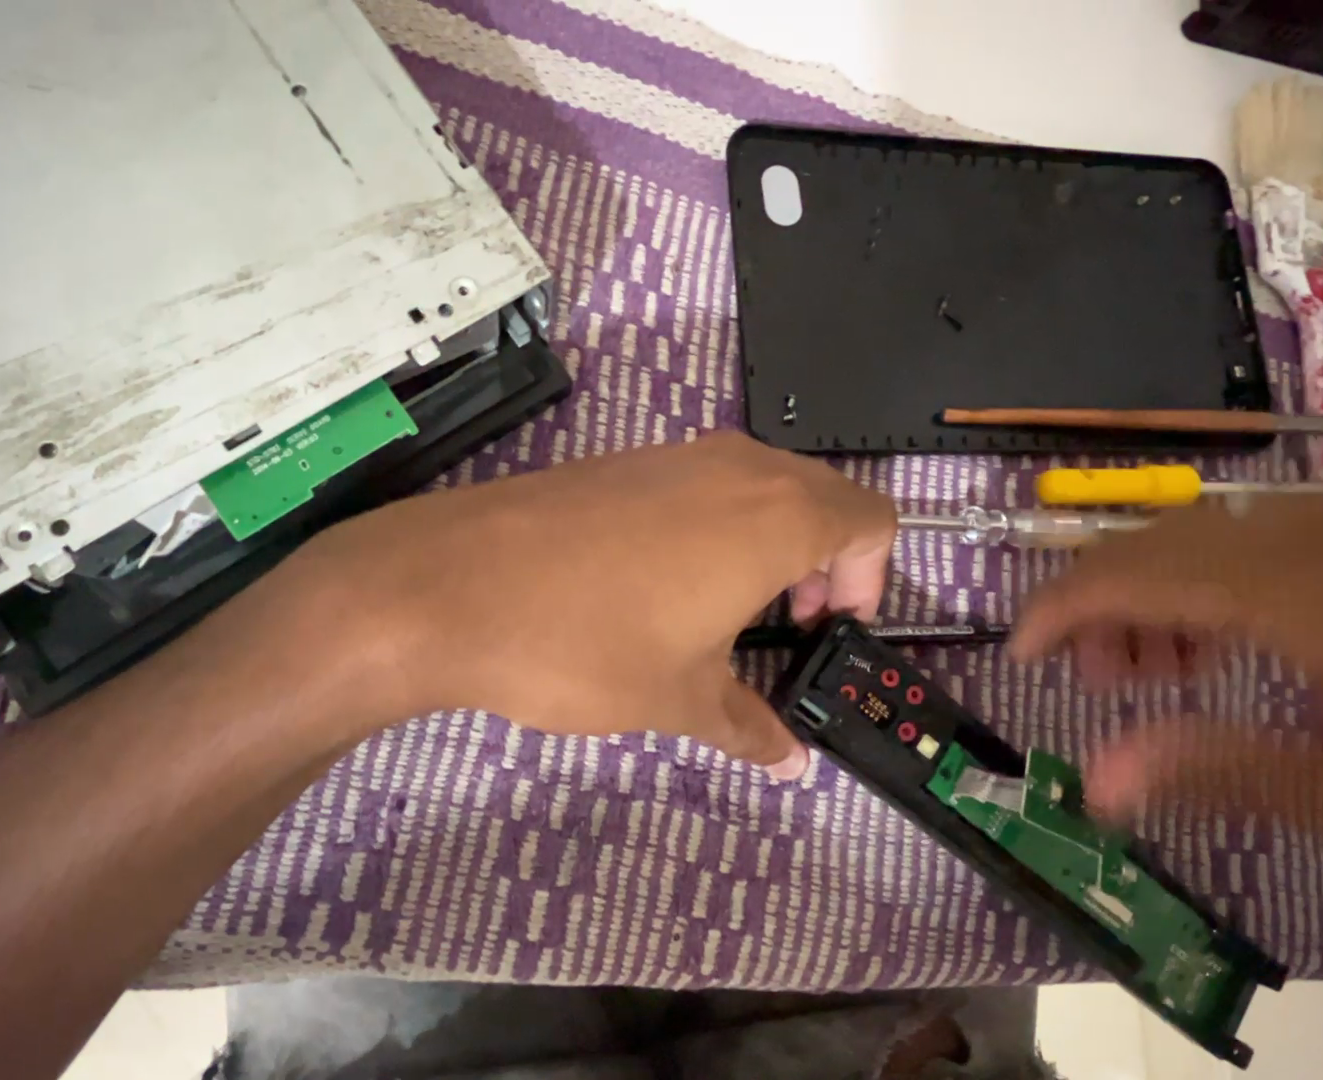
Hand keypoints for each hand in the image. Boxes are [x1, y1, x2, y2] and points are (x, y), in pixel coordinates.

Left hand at [270, 434, 896, 777]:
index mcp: (776, 515)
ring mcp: (674, 454)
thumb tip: (791, 766)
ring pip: (759, 487)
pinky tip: (656, 585)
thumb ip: (749, 728)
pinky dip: (712, 527)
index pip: (872, 520)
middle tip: (780, 626)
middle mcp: (736, 467)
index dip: (868, 578)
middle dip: (822, 564)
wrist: (450, 586)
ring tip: (718, 611)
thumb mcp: (680, 698)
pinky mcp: (623, 461)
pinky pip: (701, 485)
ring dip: (766, 544)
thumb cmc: (587, 644)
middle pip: (820, 498)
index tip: (821, 630)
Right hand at [1009, 490, 1322, 897]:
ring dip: (1154, 590)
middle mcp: (1321, 528)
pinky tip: (1231, 633)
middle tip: (1098, 679)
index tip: (1019, 654)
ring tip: (1160, 666)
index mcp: (1308, 590)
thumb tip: (1090, 782)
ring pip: (1202, 530)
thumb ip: (1217, 772)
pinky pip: (1258, 530)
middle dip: (1101, 604)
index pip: (1135, 571)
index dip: (1060, 607)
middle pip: (1157, 541)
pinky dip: (1211, 577)